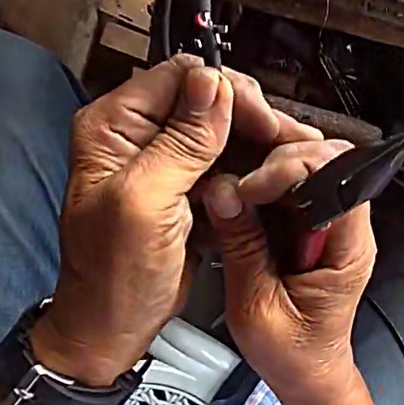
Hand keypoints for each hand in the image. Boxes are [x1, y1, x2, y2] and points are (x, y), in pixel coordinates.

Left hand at [36, 56, 318, 385]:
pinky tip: (274, 176)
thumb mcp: (144, 204)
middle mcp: (138, 134)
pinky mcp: (187, 183)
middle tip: (284, 140)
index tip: (262, 121)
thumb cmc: (113, 275)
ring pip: (222, 129)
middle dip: (250, 116)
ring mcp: (165, 159)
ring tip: (290, 155)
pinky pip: (226, 160)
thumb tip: (212, 85)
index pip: (181, 78)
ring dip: (257, 142)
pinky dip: (251, 167)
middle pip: (207, 99)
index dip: (227, 93)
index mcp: (114, 127)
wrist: (114, 325)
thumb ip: (180, 143)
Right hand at [200, 140, 376, 404]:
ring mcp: (332, 224)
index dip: (290, 170)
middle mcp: (348, 229)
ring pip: (311, 166)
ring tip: (238, 187)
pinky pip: (296, 187)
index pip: (336, 178)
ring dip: (271, 167)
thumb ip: (242, 248)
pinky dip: (267, 183)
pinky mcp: (313, 225)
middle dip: (279, 160)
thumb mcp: (256, 307)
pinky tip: (244, 197)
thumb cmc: (293, 353)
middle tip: (240, 183)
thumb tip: (222, 192)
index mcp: (348, 249)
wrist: (309, 372)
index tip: (250, 188)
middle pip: (328, 160)